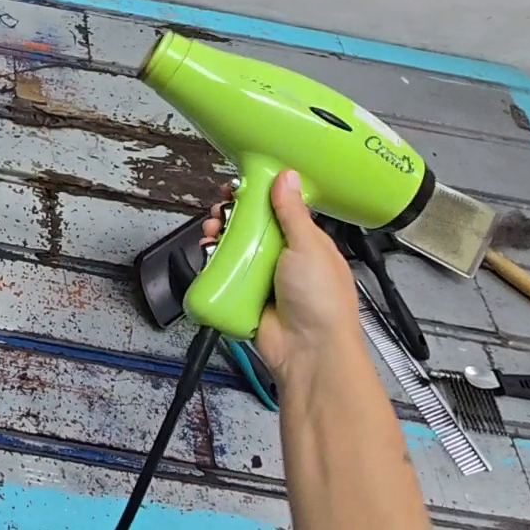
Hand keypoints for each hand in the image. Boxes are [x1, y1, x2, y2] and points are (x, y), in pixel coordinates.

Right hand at [201, 169, 359, 376]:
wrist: (307, 351)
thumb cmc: (322, 303)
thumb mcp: (309, 248)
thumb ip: (293, 213)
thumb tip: (288, 177)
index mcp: (305, 243)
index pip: (277, 209)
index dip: (256, 196)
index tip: (238, 189)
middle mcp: (282, 257)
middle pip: (249, 225)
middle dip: (230, 215)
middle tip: (220, 214)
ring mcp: (262, 274)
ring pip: (232, 245)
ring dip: (218, 235)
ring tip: (212, 235)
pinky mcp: (244, 290)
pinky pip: (222, 269)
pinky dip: (212, 260)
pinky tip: (208, 254)